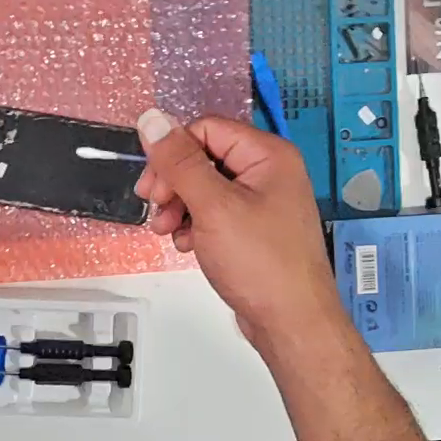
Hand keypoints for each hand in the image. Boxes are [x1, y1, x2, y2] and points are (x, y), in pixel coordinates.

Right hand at [134, 109, 340, 351]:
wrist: (289, 320)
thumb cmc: (260, 263)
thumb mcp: (213, 206)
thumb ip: (180, 162)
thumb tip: (151, 119)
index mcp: (267, 155)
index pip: (206, 130)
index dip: (174, 154)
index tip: (153, 188)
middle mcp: (268, 172)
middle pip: (203, 158)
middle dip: (174, 184)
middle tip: (157, 211)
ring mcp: (262, 202)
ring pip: (205, 187)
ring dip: (179, 207)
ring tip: (169, 232)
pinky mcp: (253, 228)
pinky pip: (214, 212)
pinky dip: (194, 225)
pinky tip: (187, 245)